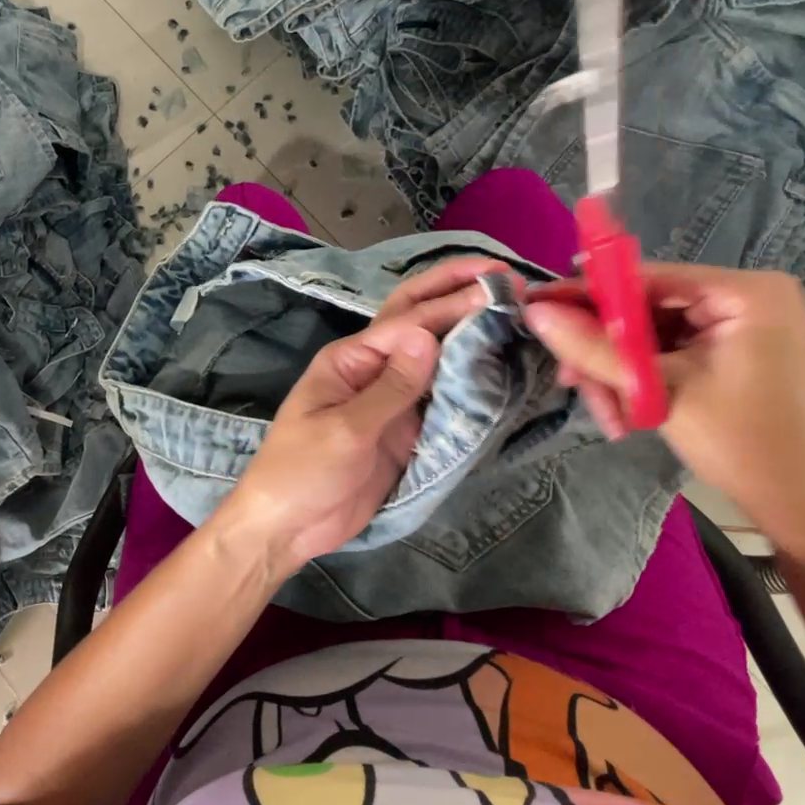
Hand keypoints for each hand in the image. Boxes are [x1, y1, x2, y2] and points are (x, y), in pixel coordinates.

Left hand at [224, 258, 510, 569]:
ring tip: (517, 313)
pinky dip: (469, 381)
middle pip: (418, 322)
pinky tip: (502, 368)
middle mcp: (372, 370)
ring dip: (469, 334)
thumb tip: (428, 335)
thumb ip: (390, 387)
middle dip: (456, 295)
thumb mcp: (345, 430)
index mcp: (349, 359)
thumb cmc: (302, 472)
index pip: (407, 321)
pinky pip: (441, 399)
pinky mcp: (405, 431)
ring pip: (435, 358)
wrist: (288, 526)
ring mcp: (390, 400)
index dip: (451, 302)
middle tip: (508, 278)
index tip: (498, 286)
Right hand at [522, 264, 804, 545]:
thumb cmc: (741, 442)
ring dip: (616, 373)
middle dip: (603, 350)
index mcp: (746, 292)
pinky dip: (638, 380)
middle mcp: (745, 297)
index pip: (646, 278)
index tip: (537, 308)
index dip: (586, 295)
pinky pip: (665, 352)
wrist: (797, 504)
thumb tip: (534, 311)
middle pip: (643, 308)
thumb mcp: (658, 390)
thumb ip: (593, 348)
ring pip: (647, 335)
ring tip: (606, 415)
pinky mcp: (729, 351)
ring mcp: (738, 325)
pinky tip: (624, 414)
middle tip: (570, 382)